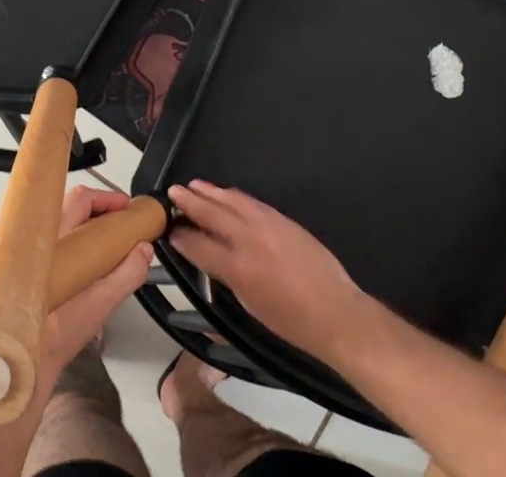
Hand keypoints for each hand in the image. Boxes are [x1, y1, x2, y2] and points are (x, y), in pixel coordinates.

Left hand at [37, 186, 152, 392]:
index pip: (80, 199)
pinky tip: (92, 260)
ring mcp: (33, 254)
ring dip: (88, 224)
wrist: (26, 360)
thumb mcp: (100, 305)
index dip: (107, 199)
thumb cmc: (59, 334)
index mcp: (54, 240)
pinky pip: (57, 242)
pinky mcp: (32, 270)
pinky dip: (77, 241)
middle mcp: (40, 240)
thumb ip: (126, 275)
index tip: (127, 208)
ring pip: (63, 222)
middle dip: (100, 208)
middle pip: (71, 205)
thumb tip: (144, 249)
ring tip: (112, 240)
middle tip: (123, 221)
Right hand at [167, 180, 367, 360]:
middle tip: (174, 193)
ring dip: (212, 192)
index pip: (199, 245)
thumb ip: (228, 276)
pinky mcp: (285, 221)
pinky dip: (236, 197)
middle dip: (190, 202)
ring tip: (195, 185)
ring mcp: (269, 227)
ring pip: (233, 201)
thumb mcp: (249, 304)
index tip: (170, 229)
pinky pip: (254, 203)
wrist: (335, 312)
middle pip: (212, 214)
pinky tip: (227, 194)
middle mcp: (250, 241)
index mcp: (237, 269)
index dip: (181, 236)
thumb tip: (213, 259)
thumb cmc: (291, 321)